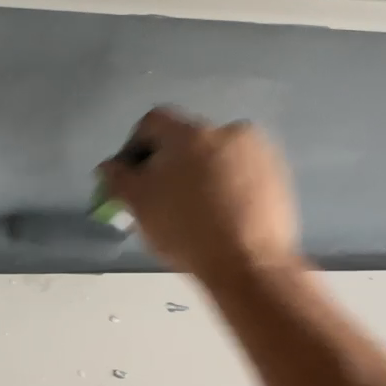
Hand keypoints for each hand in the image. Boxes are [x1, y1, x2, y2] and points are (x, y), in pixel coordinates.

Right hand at [99, 107, 302, 281]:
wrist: (249, 262)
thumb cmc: (186, 232)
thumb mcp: (140, 207)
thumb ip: (119, 179)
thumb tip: (108, 166)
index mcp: (189, 134)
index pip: (152, 122)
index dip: (135, 146)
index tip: (132, 177)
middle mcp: (226, 130)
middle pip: (186, 139)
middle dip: (169, 163)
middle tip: (161, 199)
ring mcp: (257, 150)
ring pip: (215, 154)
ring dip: (199, 173)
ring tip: (194, 210)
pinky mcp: (277, 172)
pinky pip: (240, 169)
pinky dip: (227, 184)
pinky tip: (221, 215)